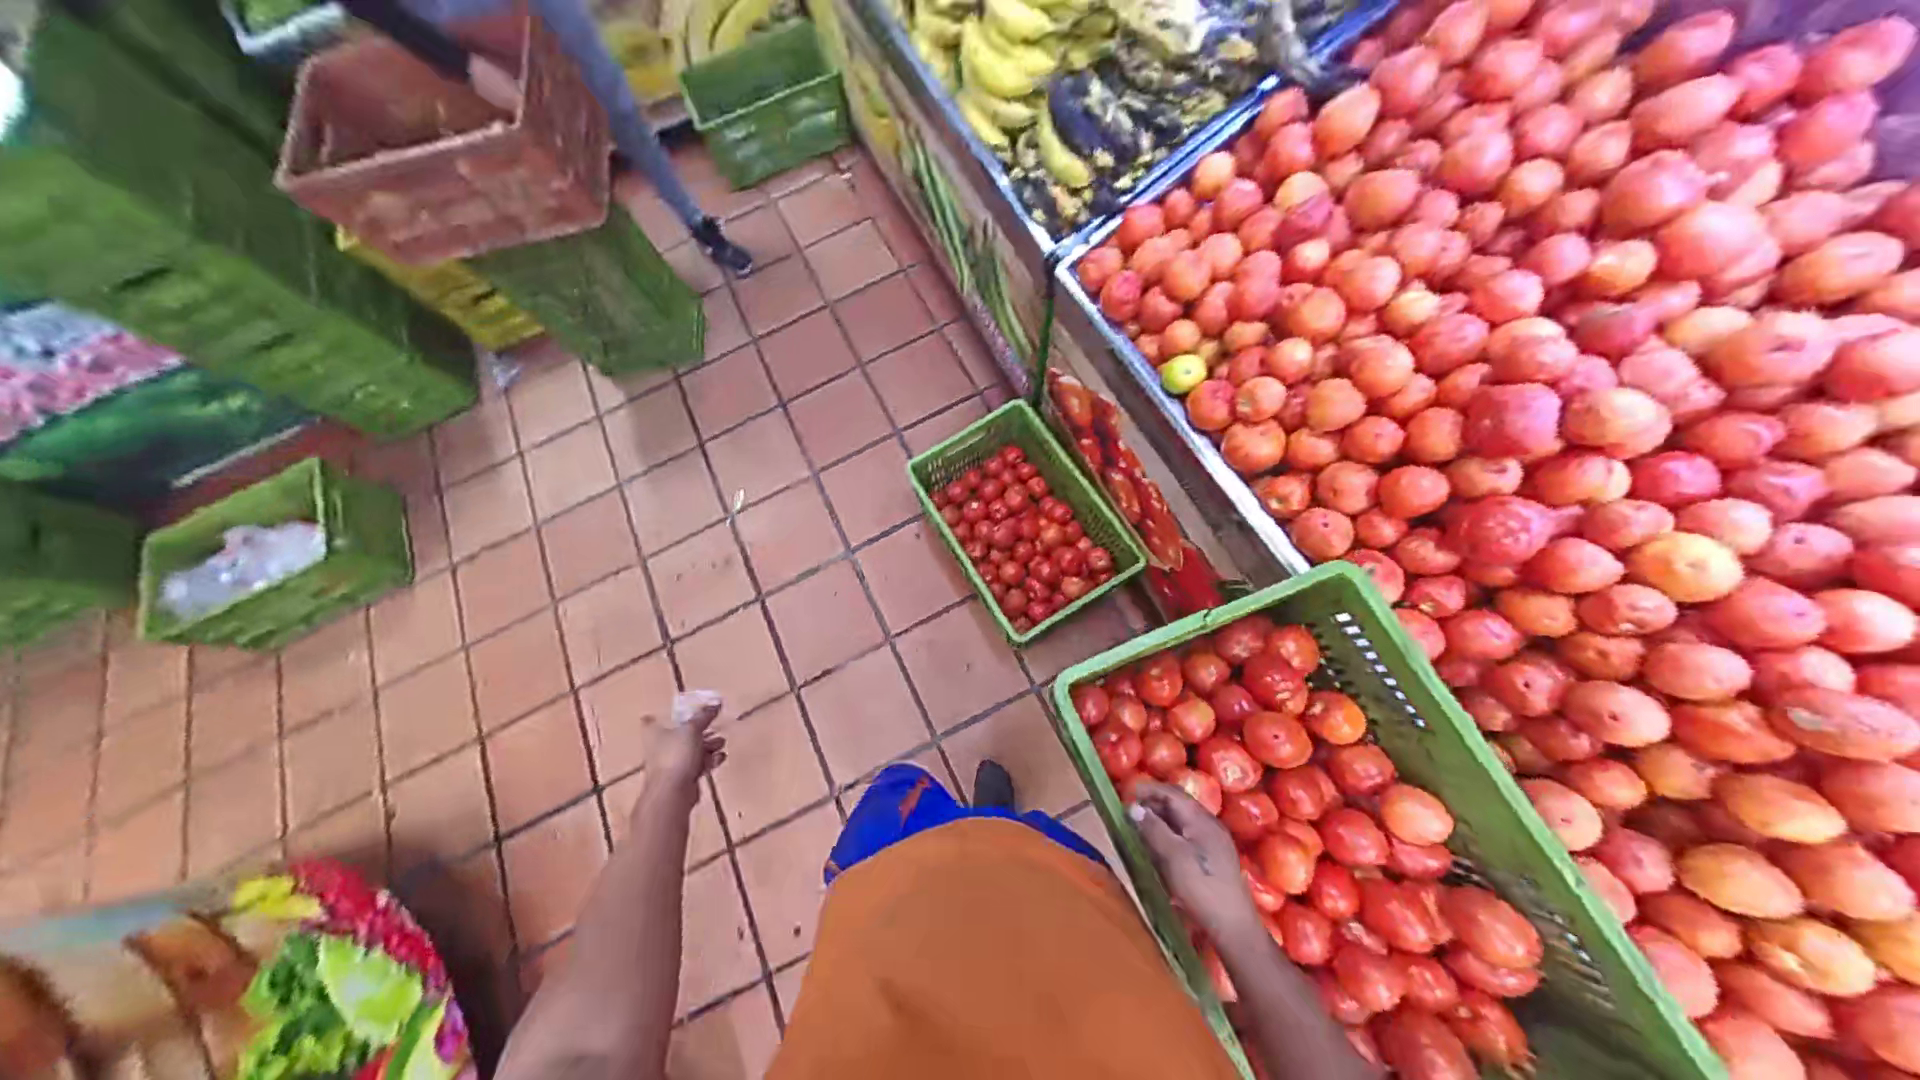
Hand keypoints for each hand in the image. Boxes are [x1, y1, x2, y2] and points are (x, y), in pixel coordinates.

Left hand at [640, 691, 725, 803]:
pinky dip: (708, 760)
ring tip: (721, 743)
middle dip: (699, 730)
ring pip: (691, 750)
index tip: (676, 711)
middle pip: (679, 734)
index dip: (661, 715)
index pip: (651, 720)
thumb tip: (716, 703)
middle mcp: (659, 747)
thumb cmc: (676, 754)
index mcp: (654, 732)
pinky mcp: (682, 776)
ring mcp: (670, 763)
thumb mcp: (692, 729)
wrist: (673, 792)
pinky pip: (697, 764)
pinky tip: (720, 758)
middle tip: (713, 726)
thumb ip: (704, 716)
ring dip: (708, 745)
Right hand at [1130, 781, 1260, 940]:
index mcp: (1201, 819)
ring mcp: (1215, 840)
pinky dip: (1171, 832)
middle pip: (1179, 803)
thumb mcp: (1172, 856)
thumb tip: (1134, 807)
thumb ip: (1153, 828)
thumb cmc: (1200, 887)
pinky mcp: (1215, 856)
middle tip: (1131, 811)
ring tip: (1141, 827)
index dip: (1148, 790)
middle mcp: (1210, 824)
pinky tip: (1161, 846)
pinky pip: (1189, 833)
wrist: (1233, 926)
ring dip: (1161, 818)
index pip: (1172, 792)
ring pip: (1183, 819)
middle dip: (1154, 802)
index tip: (1127, 796)